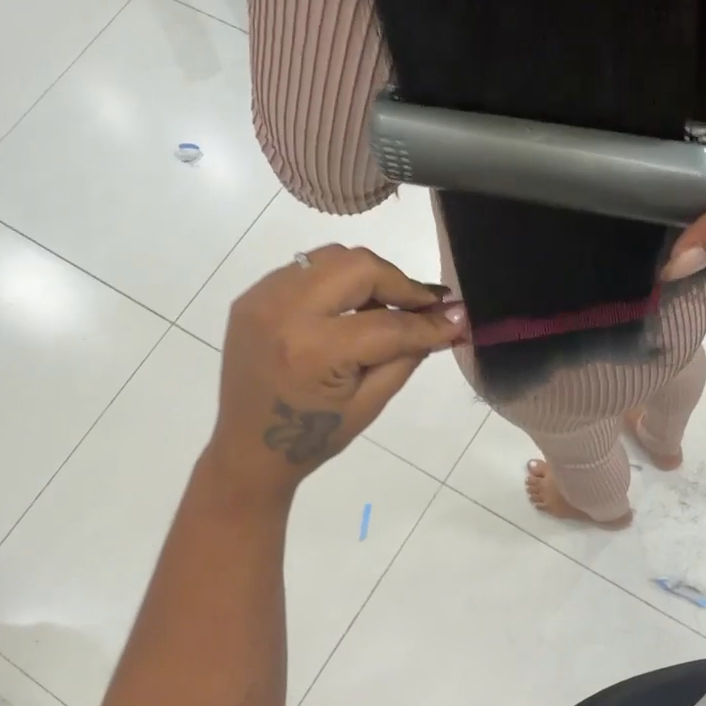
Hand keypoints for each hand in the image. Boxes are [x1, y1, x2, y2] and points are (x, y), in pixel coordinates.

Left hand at [204, 245, 464, 499]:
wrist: (249, 447)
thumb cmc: (316, 436)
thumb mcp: (371, 402)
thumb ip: (409, 354)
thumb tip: (450, 322)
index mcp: (314, 351)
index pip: (387, 323)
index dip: (427, 322)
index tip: (456, 319)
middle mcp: (284, 312)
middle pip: (358, 266)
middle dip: (399, 282)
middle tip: (423, 305)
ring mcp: (262, 298)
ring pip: (332, 257)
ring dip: (369, 276)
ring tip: (388, 305)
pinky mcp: (253, 295)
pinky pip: (306, 268)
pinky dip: (337, 281)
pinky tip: (351, 308)